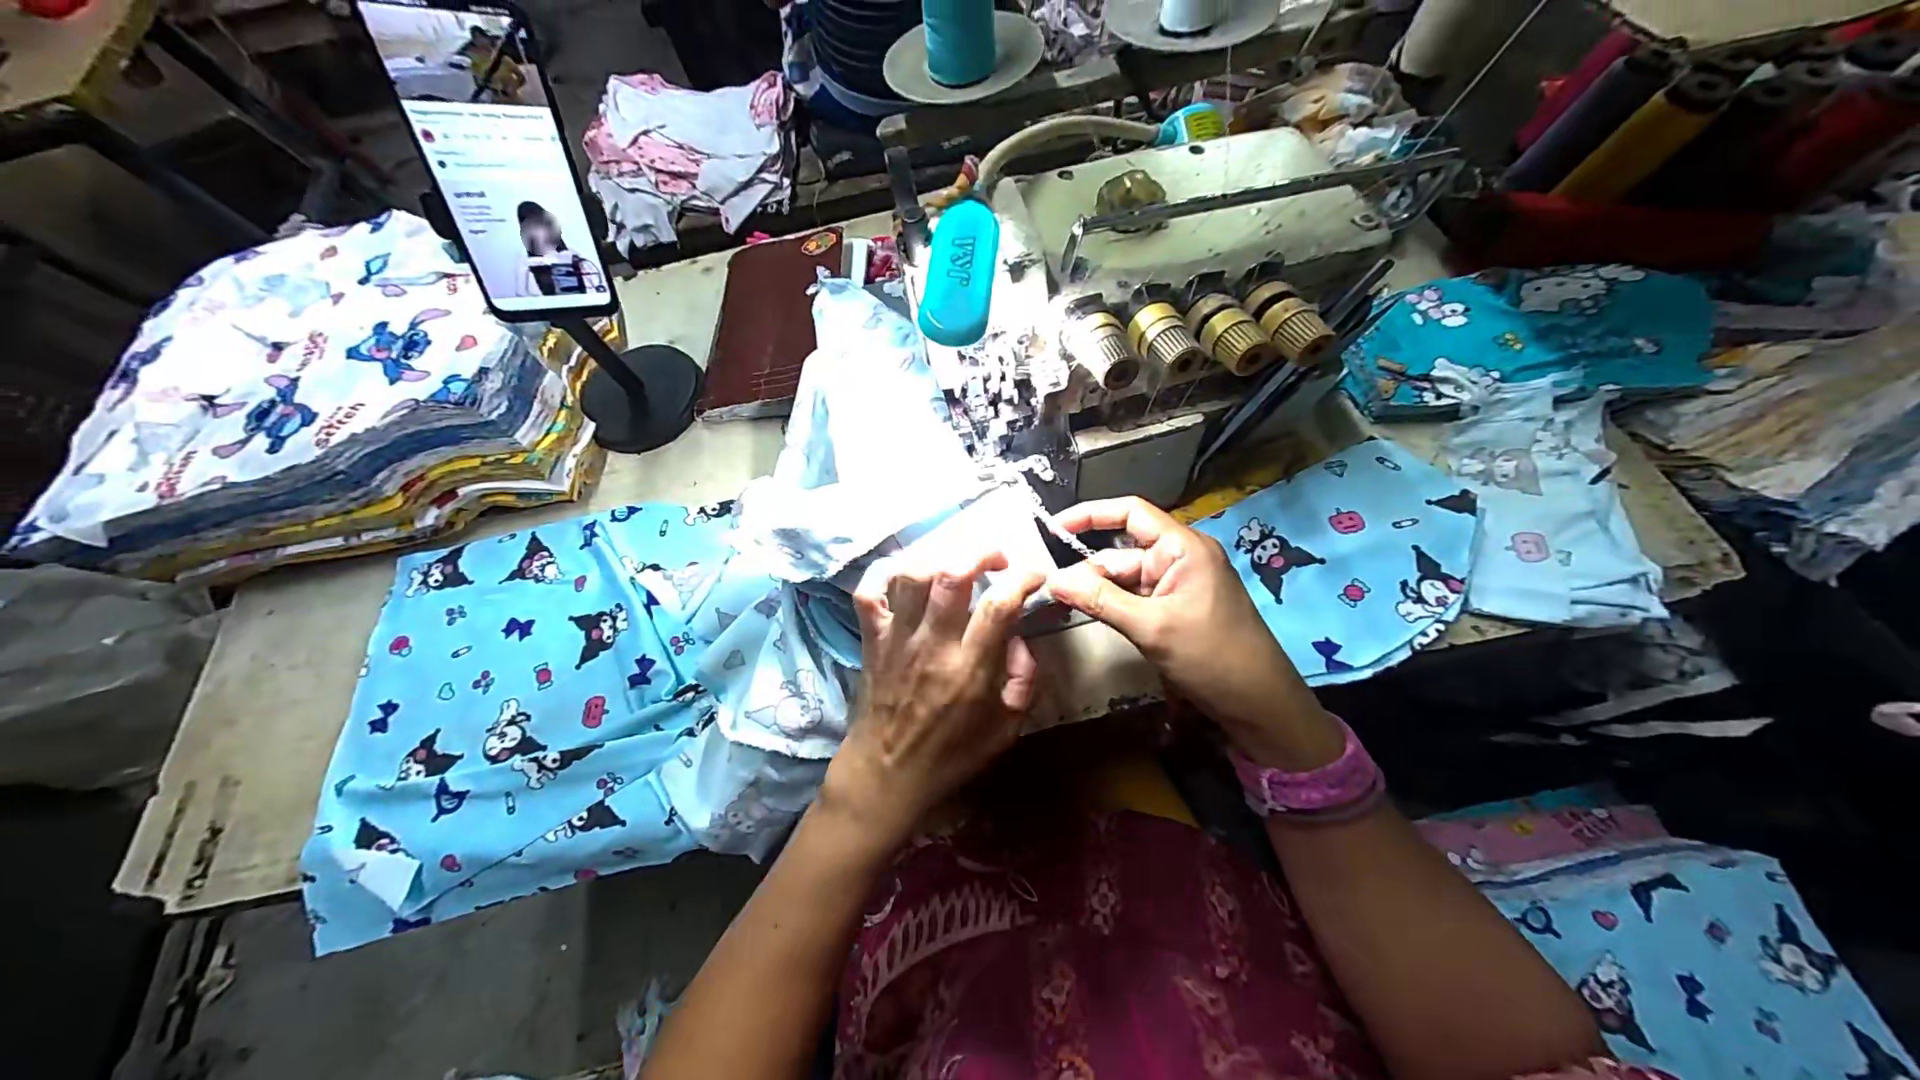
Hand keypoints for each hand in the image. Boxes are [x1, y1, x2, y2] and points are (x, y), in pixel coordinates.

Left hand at [819, 548, 1045, 850]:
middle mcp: (930, 645)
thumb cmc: (950, 755)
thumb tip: (1022, 640)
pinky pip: (869, 593)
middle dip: (979, 553)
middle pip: (950, 576)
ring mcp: (896, 639)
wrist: (885, 776)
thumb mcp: (1004, 732)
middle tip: (996, 558)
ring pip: (910, 576)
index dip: (1022, 579)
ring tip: (957, 562)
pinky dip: (886, 574)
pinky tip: (909, 573)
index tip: (1035, 573)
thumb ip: (1024, 683)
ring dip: (939, 557)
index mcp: (968, 670)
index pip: (998, 606)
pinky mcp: (871, 639)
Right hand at [1044, 497, 1341, 768]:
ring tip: (1063, 604)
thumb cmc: (1212, 657)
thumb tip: (1054, 580)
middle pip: (1122, 552)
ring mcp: (1179, 585)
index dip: (1090, 515)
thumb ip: (1100, 600)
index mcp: (1183, 548)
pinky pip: (1137, 598)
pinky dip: (1114, 605)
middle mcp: (1181, 559)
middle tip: (1051, 590)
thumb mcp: (1151, 627)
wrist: (1260, 703)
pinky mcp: (1177, 609)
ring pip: (1126, 579)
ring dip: (1099, 591)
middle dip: (1088, 569)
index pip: (1131, 514)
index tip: (1054, 527)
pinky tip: (1090, 615)